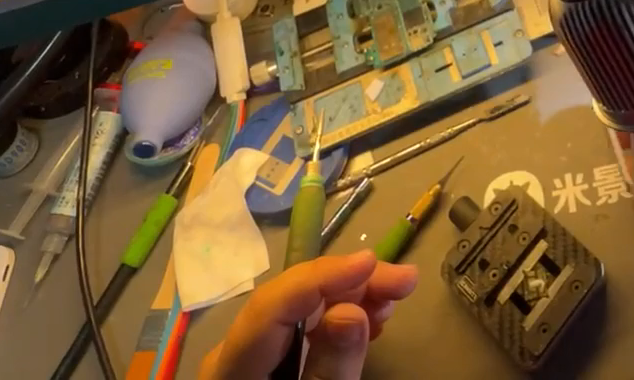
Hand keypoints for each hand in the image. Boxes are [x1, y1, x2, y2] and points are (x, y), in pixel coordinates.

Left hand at [199, 250, 417, 379]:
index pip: (270, 308)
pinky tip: (372, 318)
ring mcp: (247, 362)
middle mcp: (231, 358)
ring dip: (351, 296)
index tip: (371, 264)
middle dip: (349, 284)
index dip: (321, 277)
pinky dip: (340, 317)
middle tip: (405, 282)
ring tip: (395, 298)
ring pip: (301, 309)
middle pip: (290, 301)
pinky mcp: (266, 369)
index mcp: (228, 375)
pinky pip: (301, 329)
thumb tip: (352, 309)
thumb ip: (330, 372)